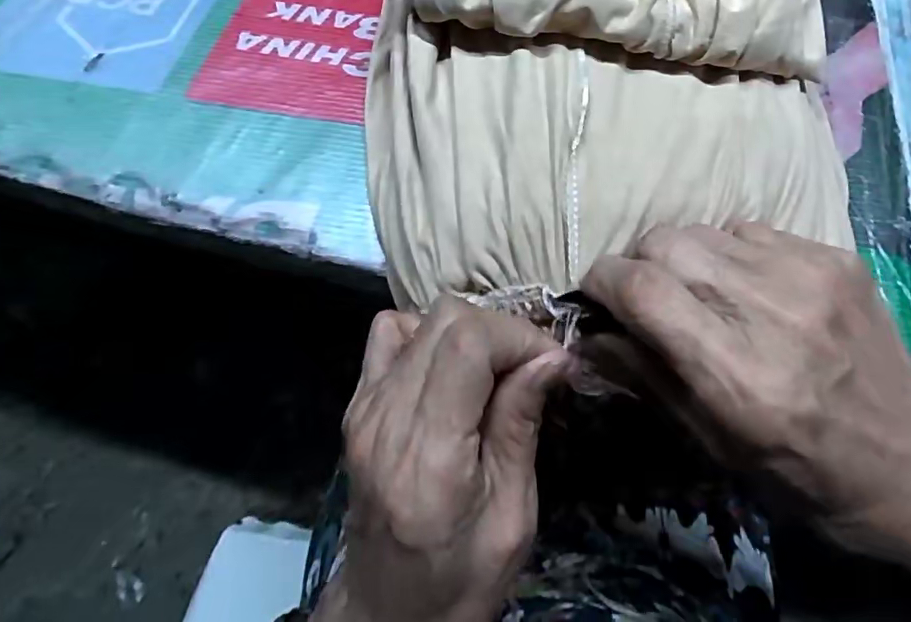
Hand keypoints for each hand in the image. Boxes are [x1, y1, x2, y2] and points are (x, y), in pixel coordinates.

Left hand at [316, 298, 570, 621]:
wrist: (387, 609)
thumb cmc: (461, 576)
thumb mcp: (513, 516)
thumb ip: (521, 425)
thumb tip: (553, 355)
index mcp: (430, 454)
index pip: (468, 342)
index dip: (517, 335)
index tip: (552, 360)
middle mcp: (387, 417)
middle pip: (446, 319)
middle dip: (500, 329)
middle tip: (529, 364)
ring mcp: (364, 406)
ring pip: (420, 318)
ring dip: (468, 330)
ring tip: (493, 368)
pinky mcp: (357, 402)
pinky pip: (389, 334)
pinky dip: (426, 333)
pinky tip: (449, 368)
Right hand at [579, 223, 910, 562]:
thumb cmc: (807, 473)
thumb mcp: (715, 445)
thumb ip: (644, 377)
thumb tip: (585, 334)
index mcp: (741, 377)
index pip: (645, 290)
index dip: (604, 281)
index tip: (597, 293)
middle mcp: (774, 313)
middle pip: (666, 243)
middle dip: (639, 264)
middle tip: (647, 296)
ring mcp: (810, 275)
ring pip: (701, 228)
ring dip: (682, 256)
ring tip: (699, 291)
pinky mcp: (834, 256)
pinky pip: (746, 229)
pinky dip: (727, 252)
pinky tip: (746, 286)